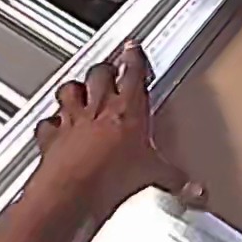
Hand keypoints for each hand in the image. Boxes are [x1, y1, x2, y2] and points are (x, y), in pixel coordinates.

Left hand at [35, 39, 195, 218]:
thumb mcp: (153, 176)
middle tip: (109, 69)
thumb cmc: (110, 177)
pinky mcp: (51, 138)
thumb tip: (194, 188)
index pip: (132, 71)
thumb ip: (175, 178)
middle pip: (99, 72)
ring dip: (74, 88)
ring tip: (79, 89)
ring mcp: (73, 120)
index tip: (133, 48)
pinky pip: (47, 123)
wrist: (71, 193)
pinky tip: (53, 125)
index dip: (134, 57)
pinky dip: (50, 123)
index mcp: (128, 108)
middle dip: (104, 69)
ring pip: (69, 89)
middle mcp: (99, 107)